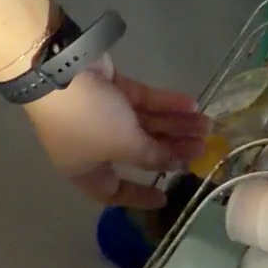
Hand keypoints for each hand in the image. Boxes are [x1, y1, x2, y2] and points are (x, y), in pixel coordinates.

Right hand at [22, 57, 208, 207]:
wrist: (61, 70)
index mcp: (86, 169)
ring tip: (206, 125)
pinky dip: (166, 103)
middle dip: (171, 150)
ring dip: (175, 124)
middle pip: (140, 152)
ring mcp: (102, 113)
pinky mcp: (112, 88)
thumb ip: (151, 156)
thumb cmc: (88, 120)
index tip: (165, 198)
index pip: (113, 190)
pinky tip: (192, 104)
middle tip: (202, 147)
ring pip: (145, 124)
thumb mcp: (123, 145)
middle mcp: (94, 144)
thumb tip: (174, 165)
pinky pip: (144, 101)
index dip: (139, 195)